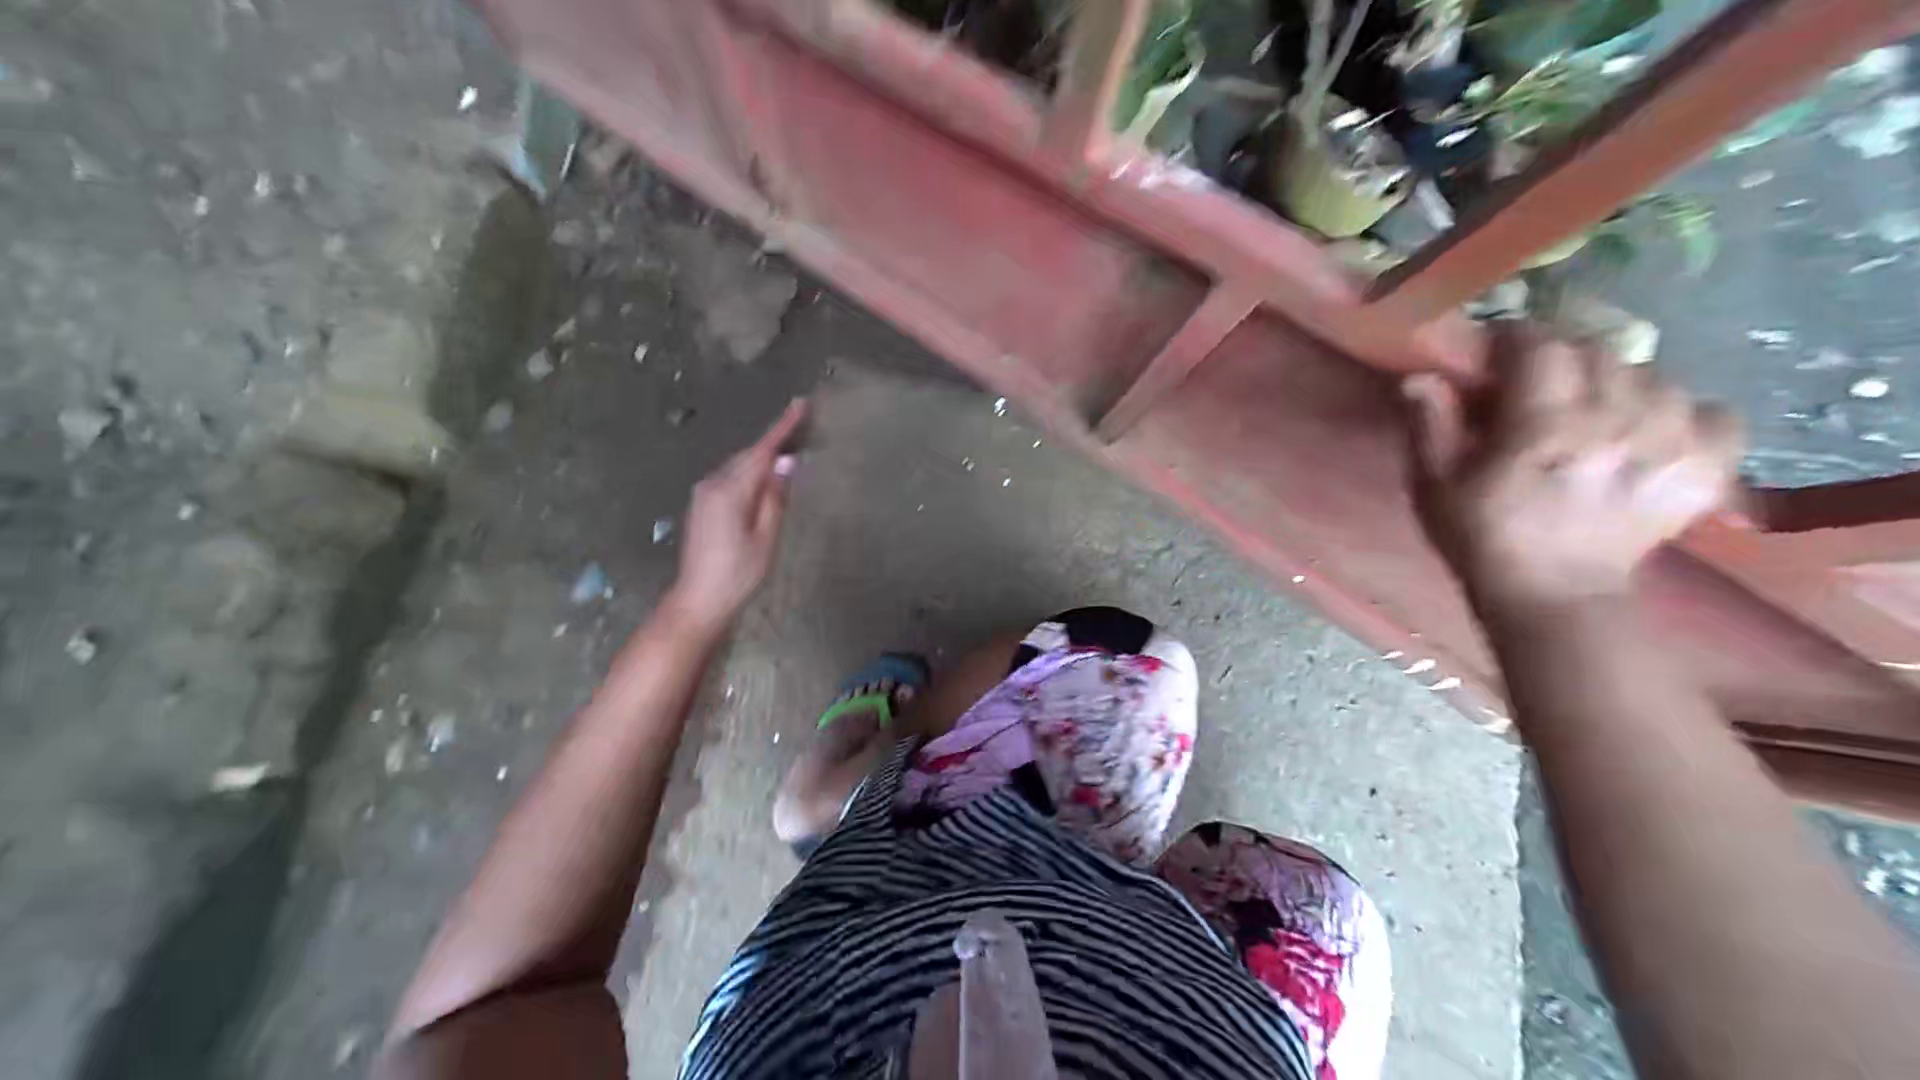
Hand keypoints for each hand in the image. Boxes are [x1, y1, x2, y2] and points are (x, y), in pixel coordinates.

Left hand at [667, 399, 806, 628]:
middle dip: (773, 439)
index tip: (800, 404)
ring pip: (739, 466)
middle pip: (748, 455)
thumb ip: (775, 498)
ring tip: (787, 446)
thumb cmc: (738, 575)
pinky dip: (750, 470)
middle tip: (801, 422)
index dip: (782, 427)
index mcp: (730, 492)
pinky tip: (764, 474)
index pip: (761, 452)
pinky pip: (732, 477)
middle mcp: (712, 486)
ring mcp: (704, 495)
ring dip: (762, 455)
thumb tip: (786, 463)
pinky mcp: (702, 506)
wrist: (698, 600)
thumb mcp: (766, 538)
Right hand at [1403, 326, 1741, 615]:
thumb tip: (1419, 375)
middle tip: (1538, 379)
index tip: (1497, 348)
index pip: (1543, 346)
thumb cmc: (1481, 537)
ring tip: (1591, 408)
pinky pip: (1712, 410)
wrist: (1554, 597)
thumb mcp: (1434, 484)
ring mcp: (1673, 444)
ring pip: (1654, 375)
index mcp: (1545, 428)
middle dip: (1564, 355)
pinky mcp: (1708, 468)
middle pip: (1601, 352)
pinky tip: (1649, 427)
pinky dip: (1682, 409)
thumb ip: (1429, 425)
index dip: (1517, 337)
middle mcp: (1618, 423)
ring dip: (1617, 381)